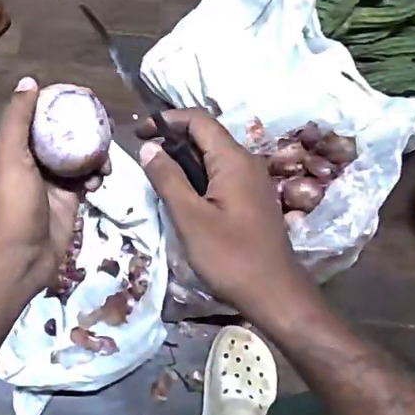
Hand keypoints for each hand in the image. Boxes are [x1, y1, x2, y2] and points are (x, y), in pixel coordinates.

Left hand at [0, 77, 105, 293]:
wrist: (21, 256)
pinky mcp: (69, 199)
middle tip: (104, 122)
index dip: (58, 104)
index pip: (38, 117)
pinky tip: (100, 179)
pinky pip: (87, 178)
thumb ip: (18, 119)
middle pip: (62, 135)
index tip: (82, 96)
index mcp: (14, 148)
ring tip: (104, 157)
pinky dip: (96, 175)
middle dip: (82, 128)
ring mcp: (52, 182)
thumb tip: (29, 81)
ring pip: (78, 156)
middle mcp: (32, 162)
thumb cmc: (12, 203)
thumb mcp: (10, 155)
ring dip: (93, 153)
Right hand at [135, 109, 317, 325]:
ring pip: (214, 156)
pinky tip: (182, 194)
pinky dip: (198, 175)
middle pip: (207, 135)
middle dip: (172, 137)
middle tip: (143, 154)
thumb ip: (168, 179)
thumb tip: (148, 147)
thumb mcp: (190, 218)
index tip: (139, 133)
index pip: (198, 120)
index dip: (166, 119)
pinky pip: (222, 174)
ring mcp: (253, 182)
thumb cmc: (230, 257)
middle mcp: (247, 163)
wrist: (275, 294)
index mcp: (233, 160)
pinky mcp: (252, 199)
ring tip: (156, 173)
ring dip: (184, 158)